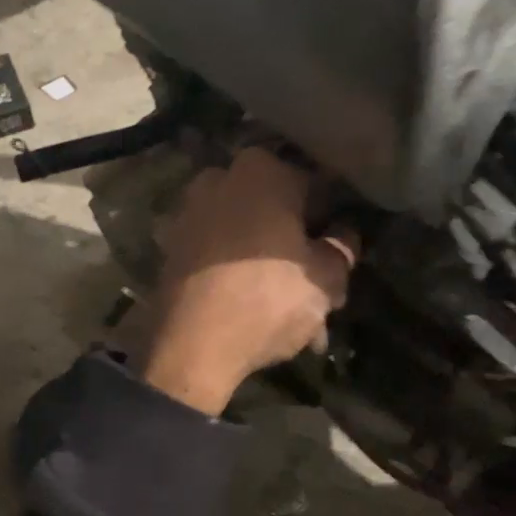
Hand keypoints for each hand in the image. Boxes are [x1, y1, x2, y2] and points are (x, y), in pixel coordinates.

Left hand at [138, 147, 358, 413]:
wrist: (192, 345)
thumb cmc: (268, 297)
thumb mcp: (326, 278)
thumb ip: (342, 248)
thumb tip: (344, 233)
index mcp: (262, 170)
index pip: (316, 188)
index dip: (333, 225)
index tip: (342, 257)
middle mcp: (220, 179)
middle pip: (276, 212)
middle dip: (297, 249)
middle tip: (320, 291)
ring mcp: (190, 212)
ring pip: (247, 238)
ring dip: (270, 269)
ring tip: (294, 315)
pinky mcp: (171, 247)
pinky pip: (219, 256)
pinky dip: (238, 277)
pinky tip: (258, 314)